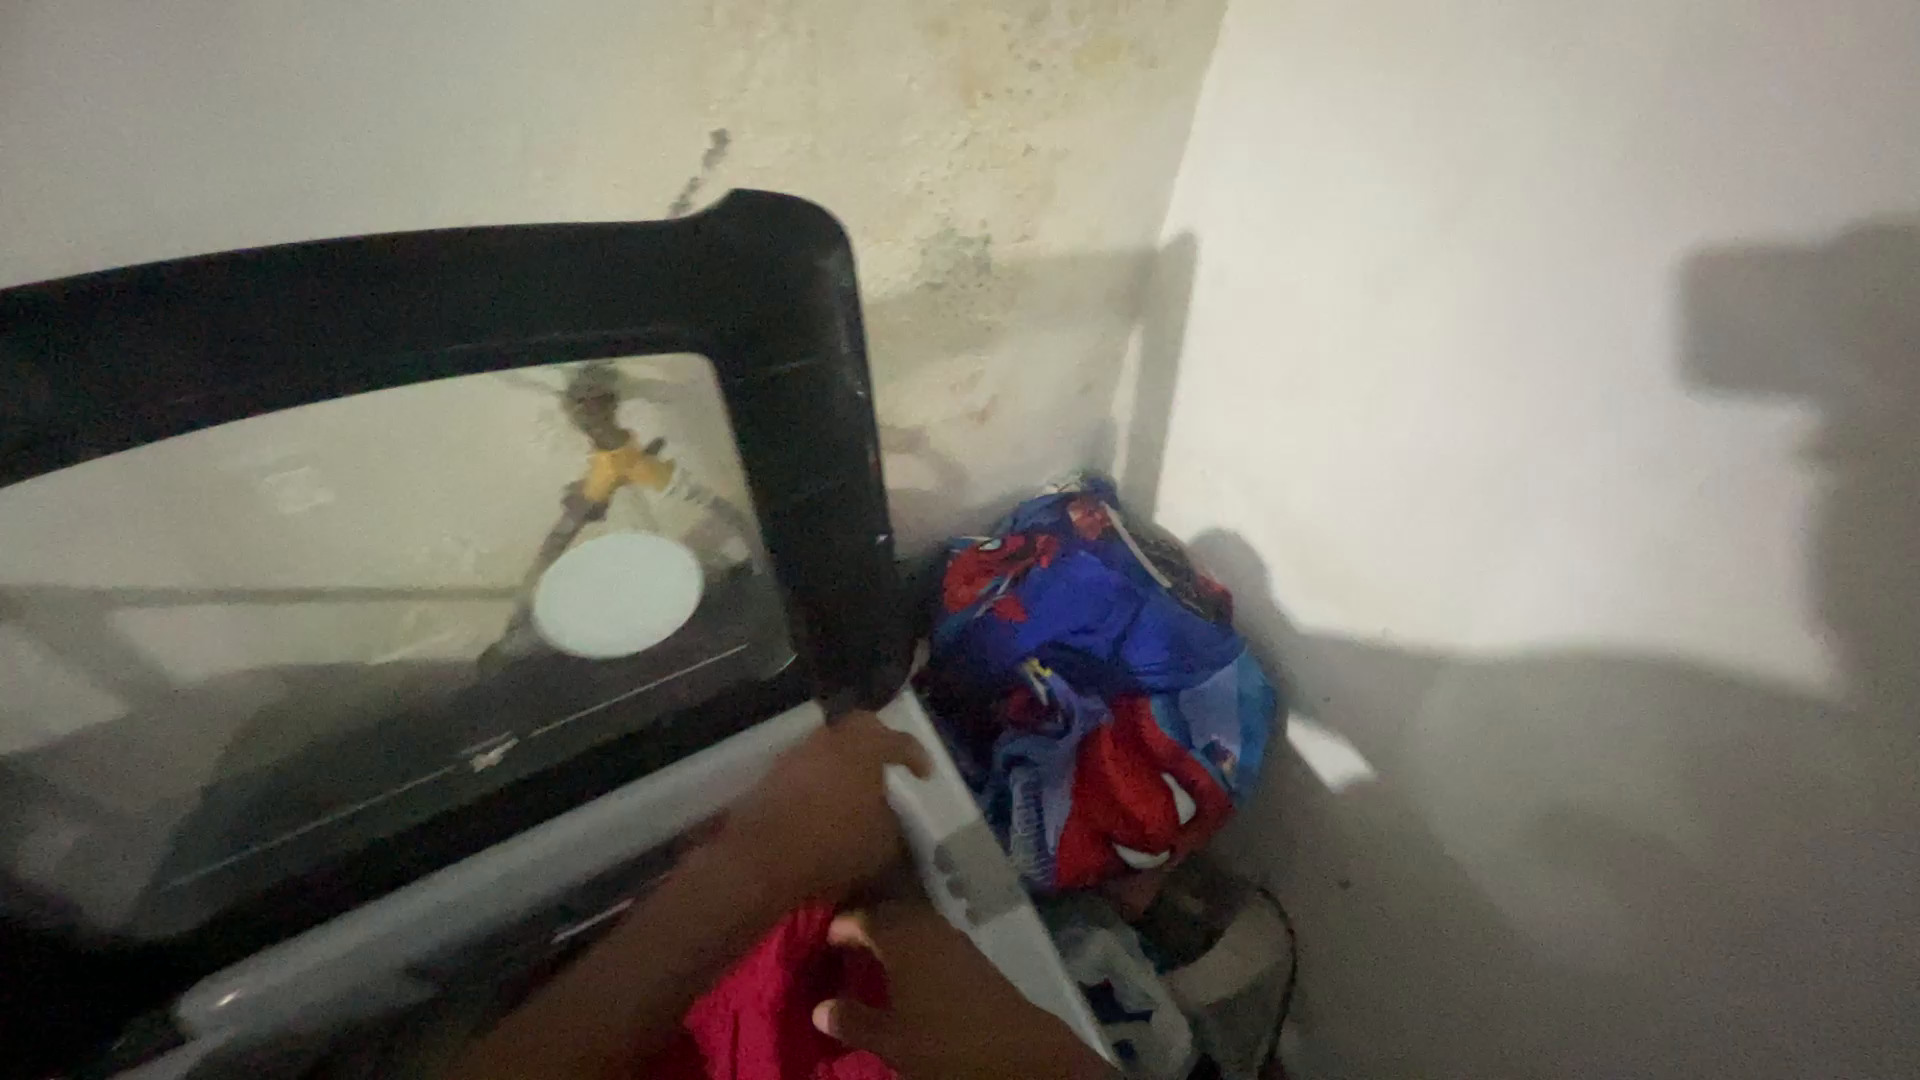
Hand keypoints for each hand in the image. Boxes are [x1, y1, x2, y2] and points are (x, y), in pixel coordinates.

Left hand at [717, 710, 930, 906]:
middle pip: (861, 729)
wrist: (764, 855)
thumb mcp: (883, 841)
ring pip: (830, 747)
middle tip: (887, 764)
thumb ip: (891, 821)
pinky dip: (821, 780)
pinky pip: (808, 769)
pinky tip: (826, 804)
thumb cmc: (836, 841)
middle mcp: (832, 738)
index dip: (916, 756)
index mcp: (866, 746)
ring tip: (855, 788)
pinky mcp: (773, 774)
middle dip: (878, 743)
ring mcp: (799, 753)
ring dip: (845, 763)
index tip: (925, 773)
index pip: (900, 742)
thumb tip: (886, 815)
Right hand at [813, 895, 1117, 1079]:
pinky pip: (931, 935)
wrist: (1016, 1049)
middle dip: (866, 924)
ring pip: (913, 922)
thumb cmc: (944, 1043)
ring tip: (872, 956)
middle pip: (889, 913)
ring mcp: (952, 936)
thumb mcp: (891, 1039)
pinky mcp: (970, 951)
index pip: (863, 917)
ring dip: (892, 933)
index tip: (823, 938)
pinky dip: (914, 943)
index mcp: (902, 937)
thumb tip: (818, 1007)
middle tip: (844, 945)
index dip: (842, 926)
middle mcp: (926, 926)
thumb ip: (853, 1020)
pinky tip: (909, 968)